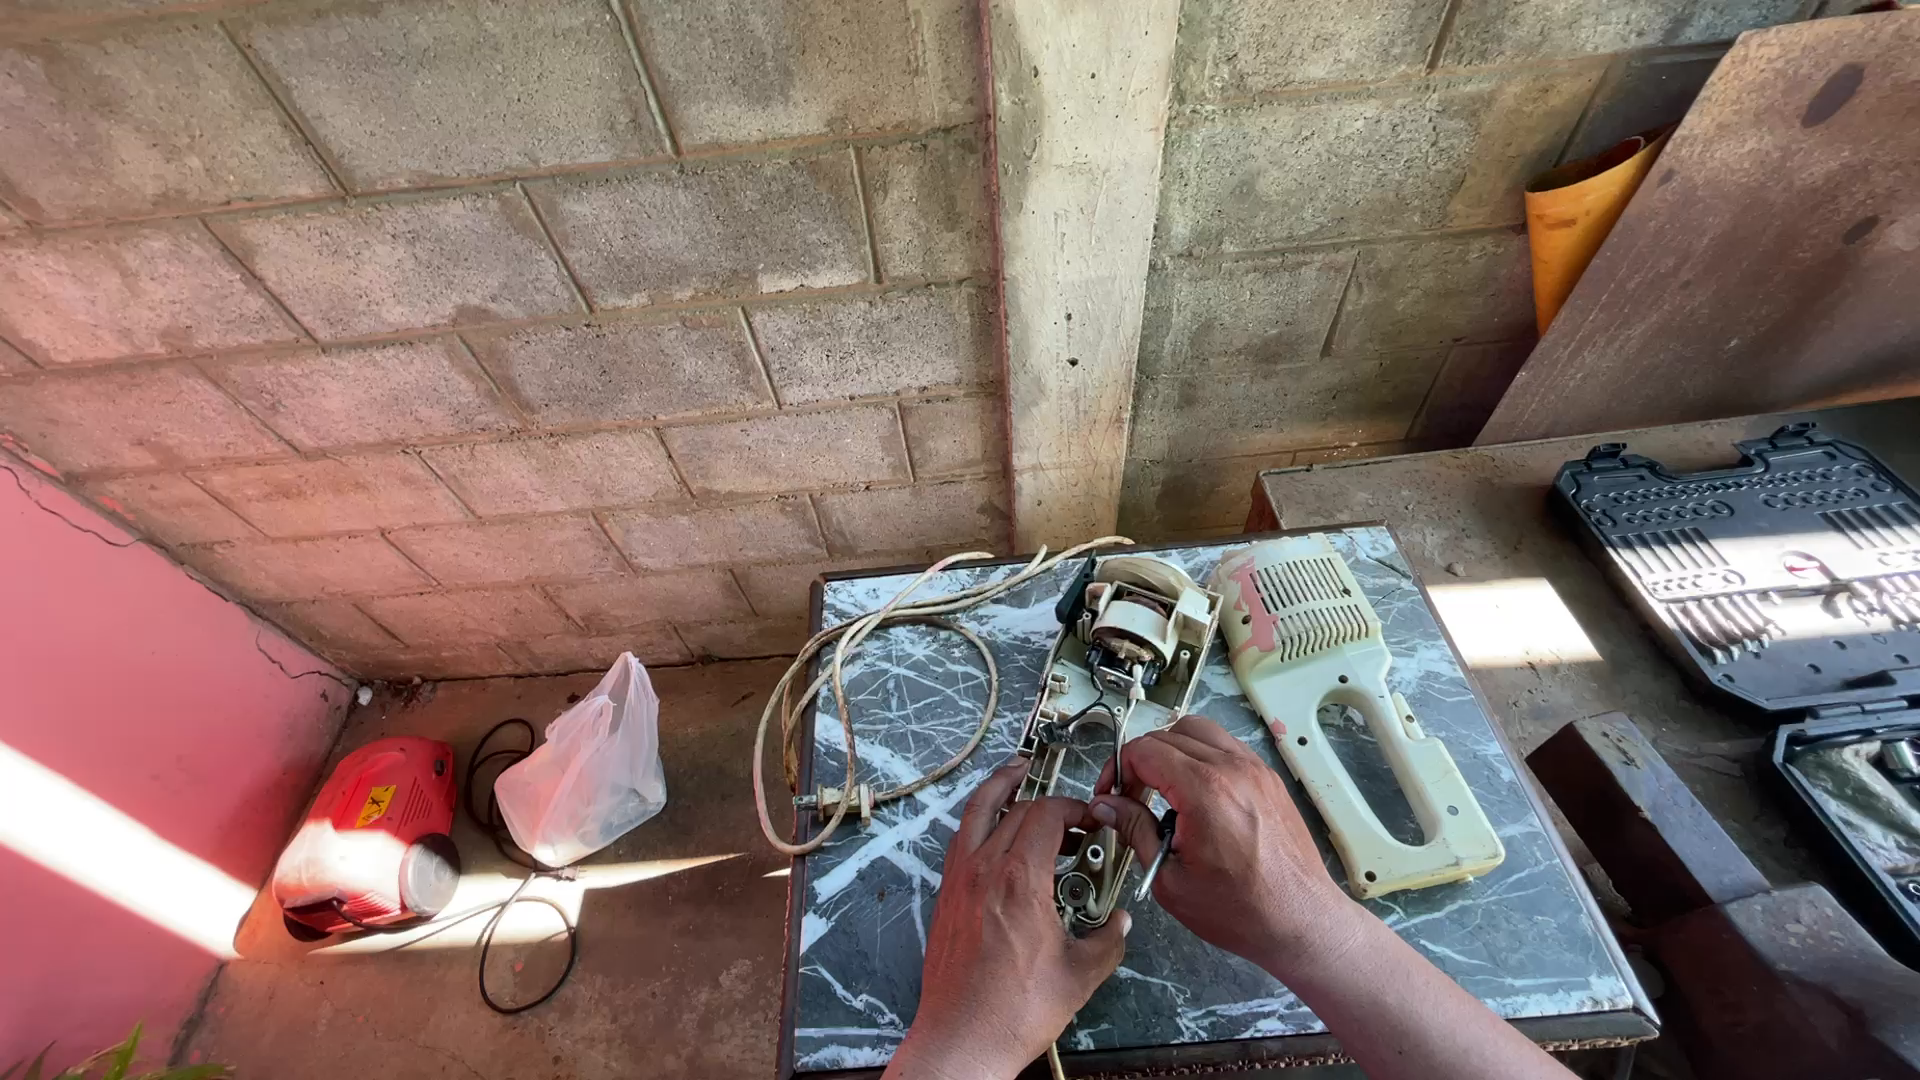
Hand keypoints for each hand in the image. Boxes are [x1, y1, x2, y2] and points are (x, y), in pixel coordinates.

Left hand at [884, 758, 1129, 1079]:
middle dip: (1049, 804)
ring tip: (1018, 773)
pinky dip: (979, 817)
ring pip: (977, 809)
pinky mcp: (947, 891)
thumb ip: (1107, 941)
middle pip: (1017, 808)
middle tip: (1072, 821)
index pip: (1047, 815)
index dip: (1073, 808)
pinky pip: (962, 835)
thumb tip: (1120, 922)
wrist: (962, 1039)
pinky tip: (994, 826)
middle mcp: (985, 867)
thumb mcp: (1078, 977)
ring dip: (1000, 787)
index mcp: (1020, 879)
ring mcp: (961, 876)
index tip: (1090, 820)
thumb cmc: (1013, 1010)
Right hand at [1089, 715, 1366, 976]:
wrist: (1304, 922)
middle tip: (1131, 795)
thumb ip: (1134, 830)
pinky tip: (1195, 789)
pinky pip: (1224, 744)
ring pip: (1197, 729)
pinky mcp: (1267, 776)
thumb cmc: (1239, 910)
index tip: (1111, 795)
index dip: (1117, 769)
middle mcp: (1230, 767)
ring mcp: (1253, 768)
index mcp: (1203, 790)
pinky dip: (1200, 753)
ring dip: (1170, 748)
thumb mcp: (1170, 878)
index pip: (1144, 750)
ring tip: (1162, 785)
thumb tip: (1105, 804)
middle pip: (1166, 734)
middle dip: (1139, 760)